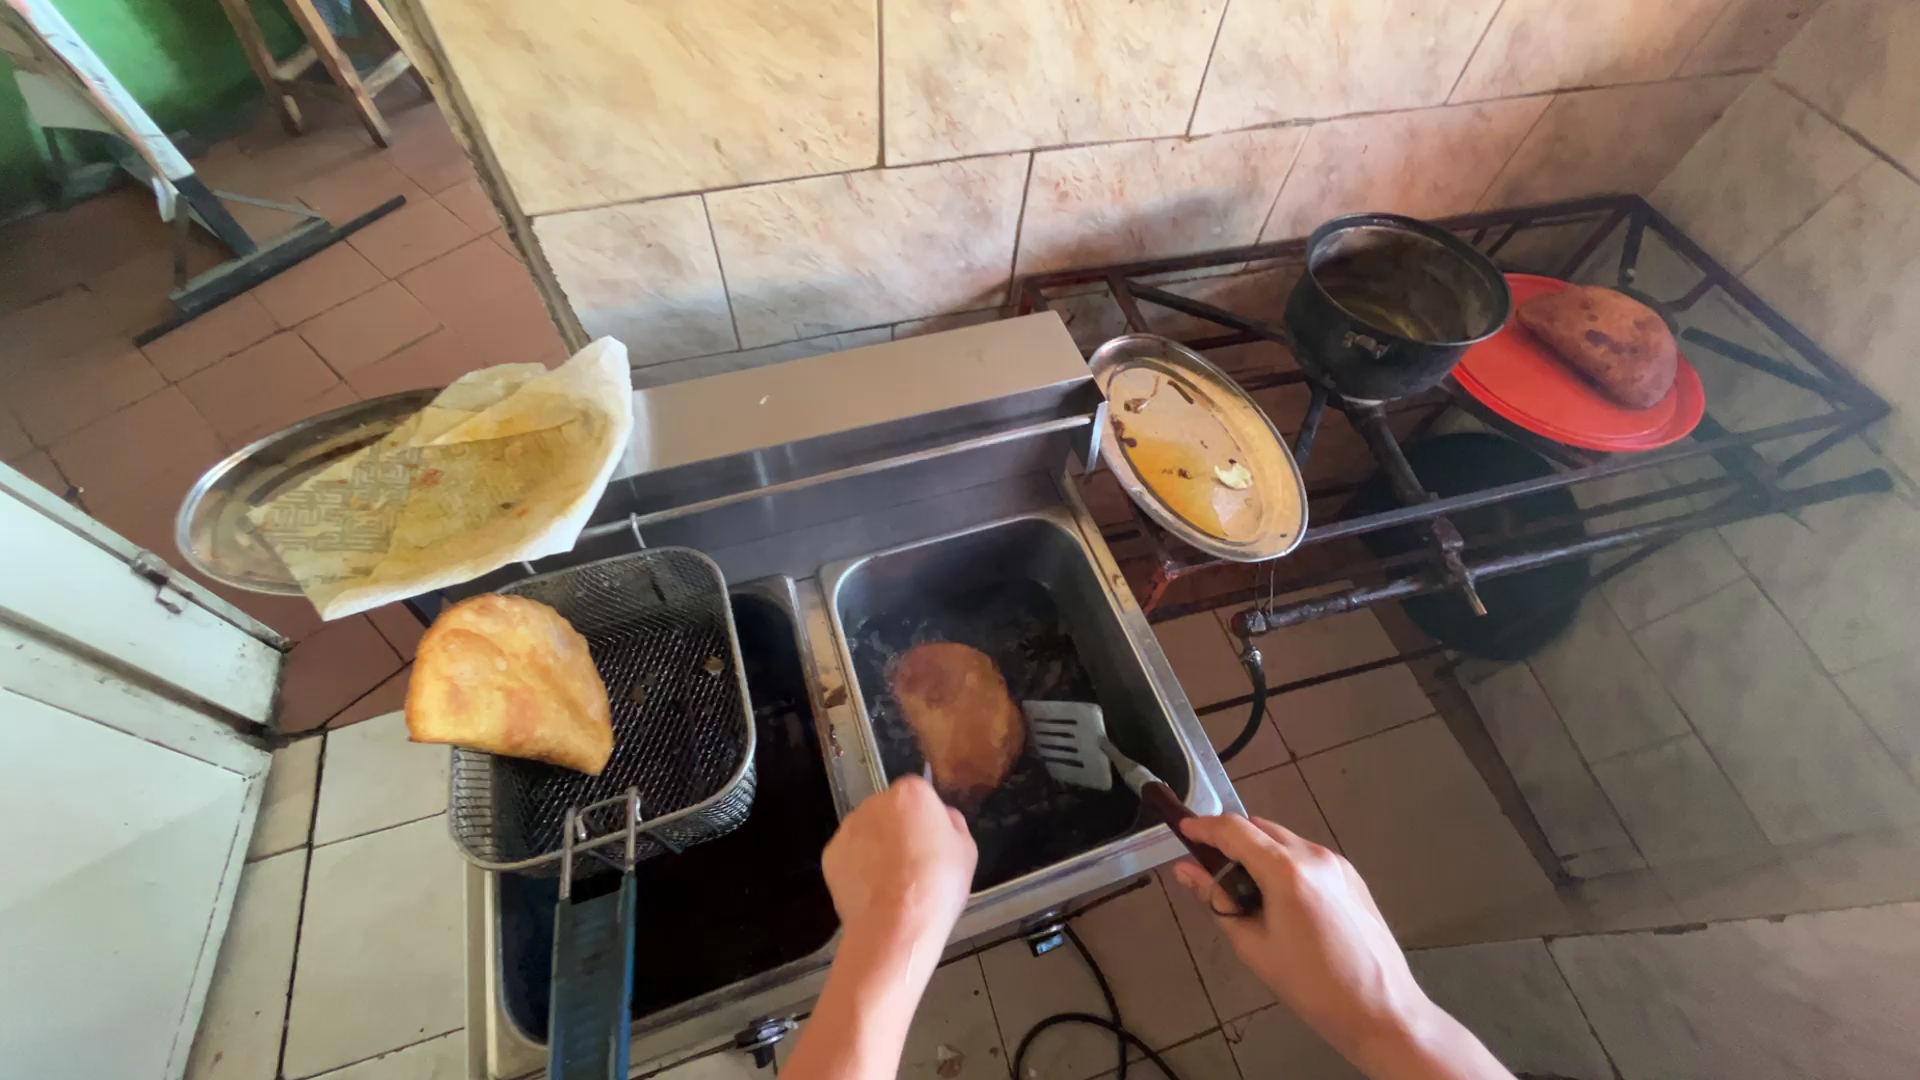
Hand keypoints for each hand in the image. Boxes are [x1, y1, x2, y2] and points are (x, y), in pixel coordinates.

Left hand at [822, 774, 976, 954]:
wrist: (896, 929)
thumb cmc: (938, 885)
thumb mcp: (967, 851)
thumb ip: (953, 824)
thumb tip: (943, 818)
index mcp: (911, 793)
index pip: (918, 794)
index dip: (926, 818)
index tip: (931, 842)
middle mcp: (875, 801)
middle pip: (889, 809)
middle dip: (898, 828)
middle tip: (912, 863)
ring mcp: (848, 827)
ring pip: (867, 831)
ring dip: (876, 847)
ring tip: (890, 883)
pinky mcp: (830, 855)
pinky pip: (849, 855)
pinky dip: (857, 868)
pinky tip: (871, 893)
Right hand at [1170, 815, 1435, 1065]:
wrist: (1385, 1013)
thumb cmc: (1312, 986)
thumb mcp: (1253, 945)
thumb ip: (1216, 899)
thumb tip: (1185, 870)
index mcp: (1285, 870)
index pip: (1233, 829)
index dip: (1203, 826)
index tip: (1183, 830)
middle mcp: (1312, 855)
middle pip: (1258, 826)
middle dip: (1229, 839)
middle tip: (1211, 866)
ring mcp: (1336, 863)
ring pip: (1281, 838)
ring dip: (1256, 849)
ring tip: (1247, 889)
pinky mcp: (1350, 875)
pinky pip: (1304, 854)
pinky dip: (1282, 861)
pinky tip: (1281, 898)